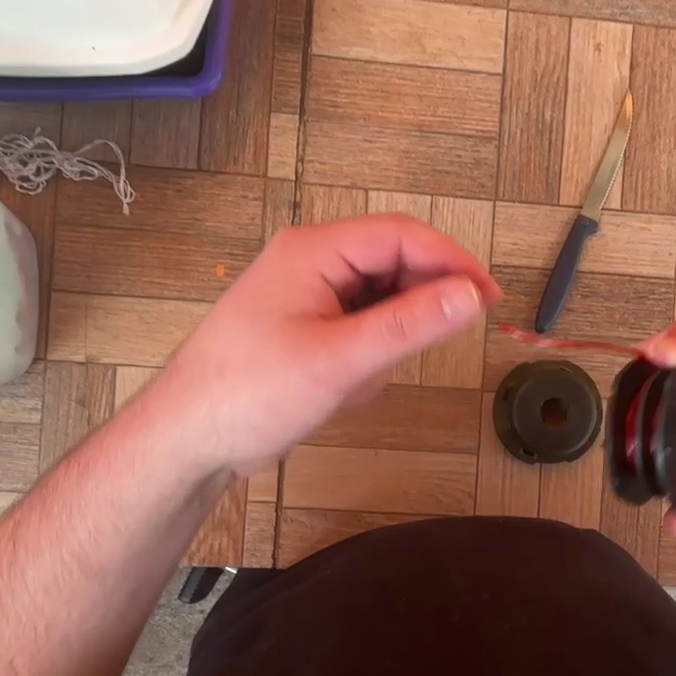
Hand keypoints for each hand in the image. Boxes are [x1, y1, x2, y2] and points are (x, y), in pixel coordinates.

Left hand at [148, 214, 501, 477]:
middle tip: (432, 349)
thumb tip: (471, 295)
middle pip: (391, 265)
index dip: (451, 261)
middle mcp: (312, 264)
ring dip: (387, 342)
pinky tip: (345, 387)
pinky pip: (359, 329)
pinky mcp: (306, 329)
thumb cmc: (251, 393)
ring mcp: (308, 297)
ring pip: (378, 302)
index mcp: (314, 252)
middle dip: (415, 309)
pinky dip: (367, 357)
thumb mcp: (339, 361)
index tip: (487, 298)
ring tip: (361, 381)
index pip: (400, 235)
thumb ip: (409, 325)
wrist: (188, 439)